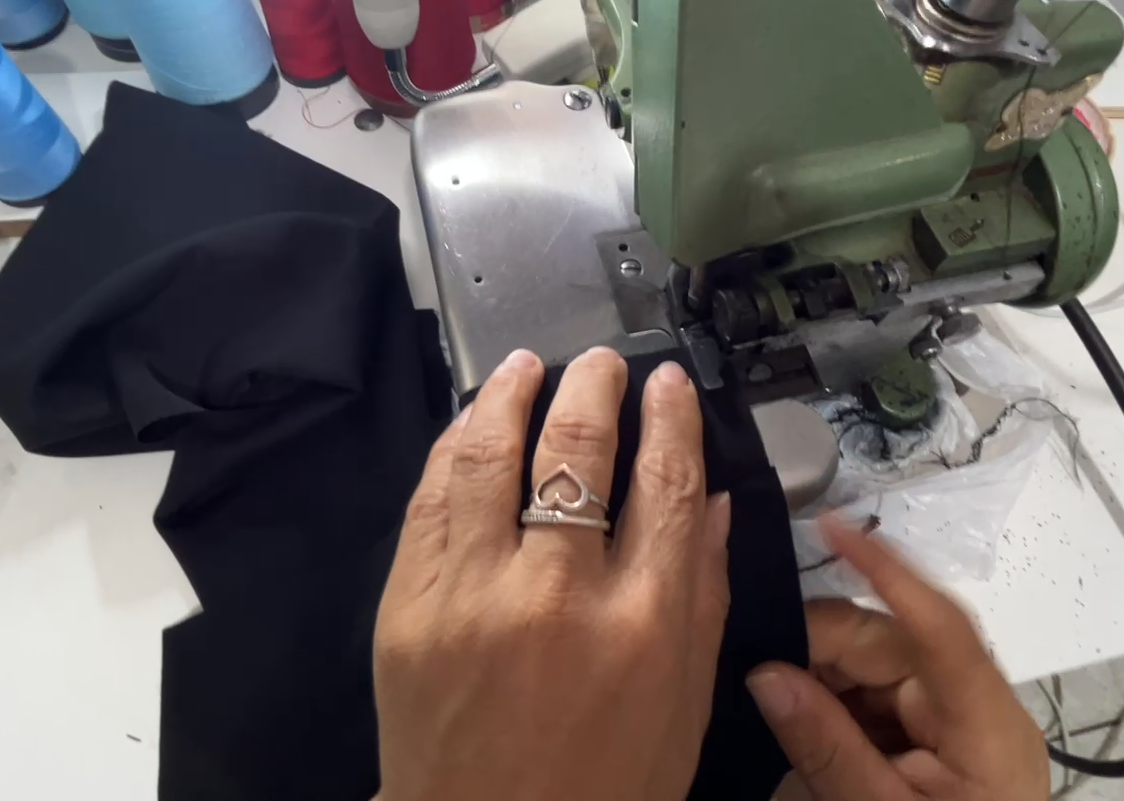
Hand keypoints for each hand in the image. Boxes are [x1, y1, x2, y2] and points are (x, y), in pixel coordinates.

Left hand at [373, 347, 733, 800]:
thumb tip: (715, 498)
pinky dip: (454, 442)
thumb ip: (705, 593)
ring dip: (513, 393)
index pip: (667, 485)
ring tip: (528, 363)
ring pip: (491, 454)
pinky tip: (473, 418)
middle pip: (575, 449)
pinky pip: (431, 496)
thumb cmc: (604, 780)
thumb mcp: (683, 703)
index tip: (667, 382)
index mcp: (642, 625)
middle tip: (600, 364)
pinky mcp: (408, 602)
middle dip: (593, 386)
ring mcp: (471, 594)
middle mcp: (556, 595)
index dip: (671, 418)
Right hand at [748, 518, 1047, 799]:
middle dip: (811, 647)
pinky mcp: (922, 722)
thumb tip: (762, 670)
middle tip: (751, 670)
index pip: (940, 624)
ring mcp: (944, 708)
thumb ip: (827, 748)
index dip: (885, 569)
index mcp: (983, 722)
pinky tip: (795, 709)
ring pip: (859, 657)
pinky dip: (823, 692)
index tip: (830, 526)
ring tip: (768, 694)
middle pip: (877, 639)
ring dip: (811, 671)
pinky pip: (861, 684)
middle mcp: (966, 697)